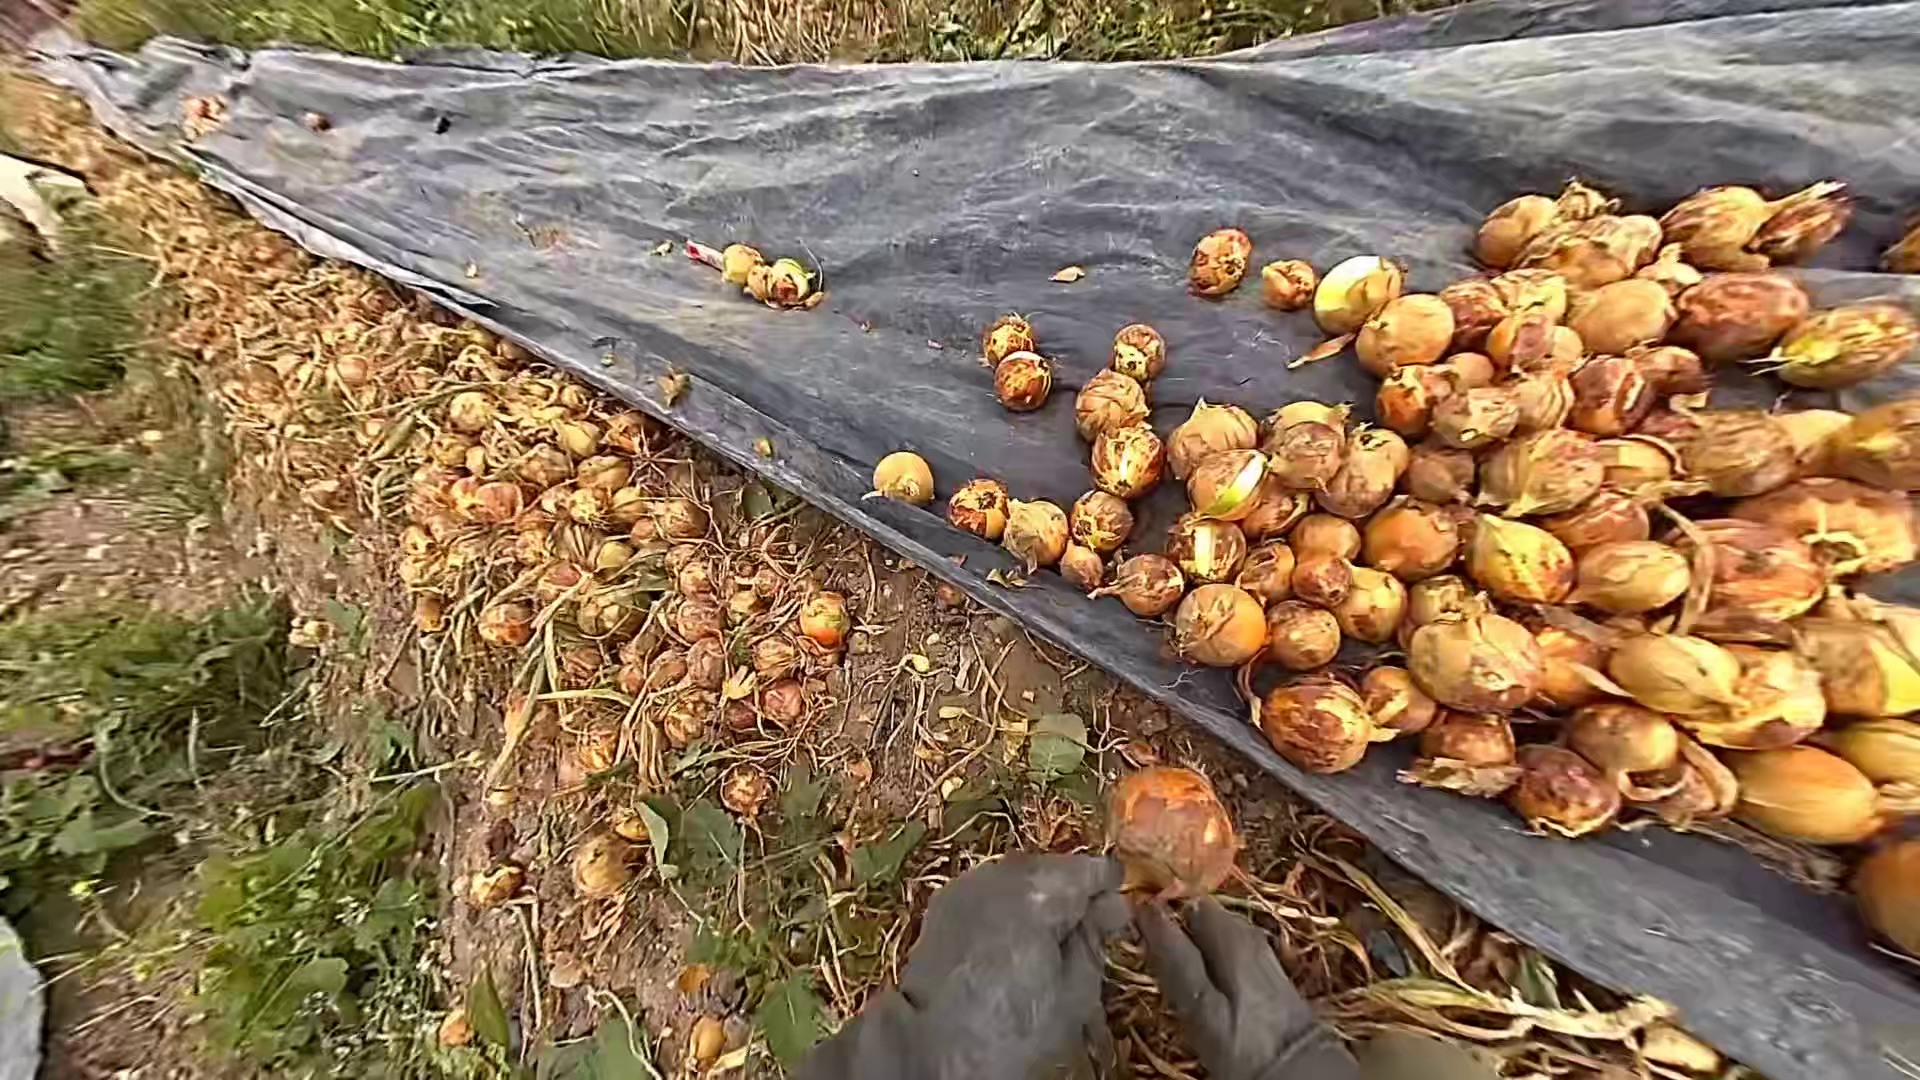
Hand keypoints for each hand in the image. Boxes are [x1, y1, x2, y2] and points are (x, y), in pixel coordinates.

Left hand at [796, 853, 1127, 1079]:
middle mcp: (1005, 873)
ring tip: (1047, 935)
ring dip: (1039, 893)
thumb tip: (1115, 905)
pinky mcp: (950, 894)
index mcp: (1041, 893)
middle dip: (1071, 889)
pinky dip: (1007, 902)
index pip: (1087, 868)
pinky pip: (991, 886)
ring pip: (1021, 874)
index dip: (1107, 881)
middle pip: (1053, 866)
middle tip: (1085, 926)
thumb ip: (1094, 940)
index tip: (1118, 898)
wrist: (933, 1046)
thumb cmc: (1012, 1028)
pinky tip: (1010, 936)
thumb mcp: (1072, 995)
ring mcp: (974, 880)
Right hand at [1138, 897, 1358, 1079]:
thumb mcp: (1201, 1005)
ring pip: (1211, 933)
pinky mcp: (1267, 977)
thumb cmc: (1247, 1048)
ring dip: (1190, 945)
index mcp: (1230, 929)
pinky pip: (1226, 953)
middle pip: (1197, 913)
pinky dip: (1209, 962)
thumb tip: (1144, 909)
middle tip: (1148, 952)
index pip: (1183, 896)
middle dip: (1172, 926)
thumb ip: (1174, 955)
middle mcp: (1246, 931)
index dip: (1157, 905)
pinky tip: (1202, 988)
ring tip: (1171, 972)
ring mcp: (1259, 953)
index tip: (1133, 923)